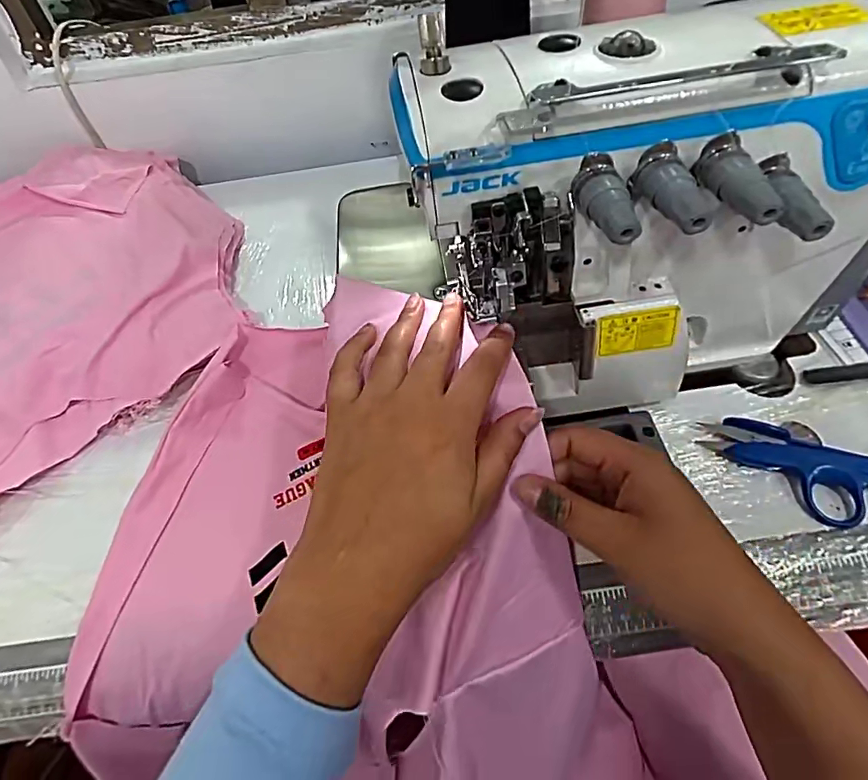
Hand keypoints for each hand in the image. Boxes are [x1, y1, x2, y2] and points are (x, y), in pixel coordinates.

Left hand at [251, 294, 540, 706]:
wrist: (356, 563)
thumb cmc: (422, 539)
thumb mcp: (476, 500)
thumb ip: (500, 450)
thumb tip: (526, 415)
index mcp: (451, 423)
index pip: (480, 370)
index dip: (495, 347)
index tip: (502, 332)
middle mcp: (412, 402)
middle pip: (435, 348)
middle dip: (450, 322)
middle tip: (456, 303)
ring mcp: (372, 404)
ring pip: (394, 349)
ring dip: (408, 322)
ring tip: (417, 303)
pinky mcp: (341, 415)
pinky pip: (346, 369)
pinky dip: (356, 346)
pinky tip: (368, 334)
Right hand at [513, 427, 867, 779]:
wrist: (743, 626)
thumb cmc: (682, 573)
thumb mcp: (617, 541)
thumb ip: (566, 510)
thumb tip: (519, 484)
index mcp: (635, 461)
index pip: (576, 438)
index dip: (543, 453)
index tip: (509, 477)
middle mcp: (638, 471)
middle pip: (581, 460)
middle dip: (549, 478)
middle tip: (512, 505)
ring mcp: (643, 498)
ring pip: (590, 486)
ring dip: (564, 501)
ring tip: (528, 521)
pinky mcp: (645, 523)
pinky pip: (604, 508)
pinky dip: (582, 518)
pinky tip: (559, 535)